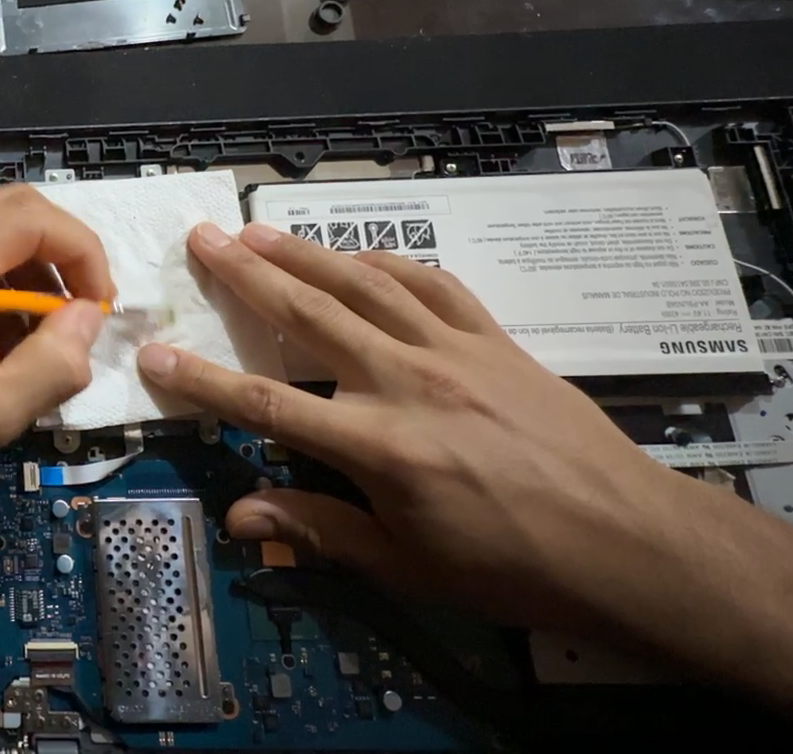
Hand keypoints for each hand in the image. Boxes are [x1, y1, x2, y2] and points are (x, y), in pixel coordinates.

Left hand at [0, 186, 114, 489]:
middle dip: (61, 255)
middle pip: (16, 206)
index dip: (82, 252)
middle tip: (76, 312)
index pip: (31, 217)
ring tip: (38, 330)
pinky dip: (1, 270)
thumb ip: (57, 362)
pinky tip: (1, 325)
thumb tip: (88, 314)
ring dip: (32, 266)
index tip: (97, 305)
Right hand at [137, 221, 700, 633]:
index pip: (267, 404)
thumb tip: (240, 515)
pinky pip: (433, 284)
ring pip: (363, 284)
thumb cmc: (512, 565)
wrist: (636, 547)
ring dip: (304, 252)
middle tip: (204, 237)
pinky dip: (387, 262)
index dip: (202, 381)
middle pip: (308, 315)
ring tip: (258, 229)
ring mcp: (453, 352)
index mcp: (379, 447)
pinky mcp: (493, 339)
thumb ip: (317, 529)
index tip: (156, 354)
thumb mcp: (407, 565)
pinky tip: (358, 255)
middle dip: (246, 273)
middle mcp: (407, 383)